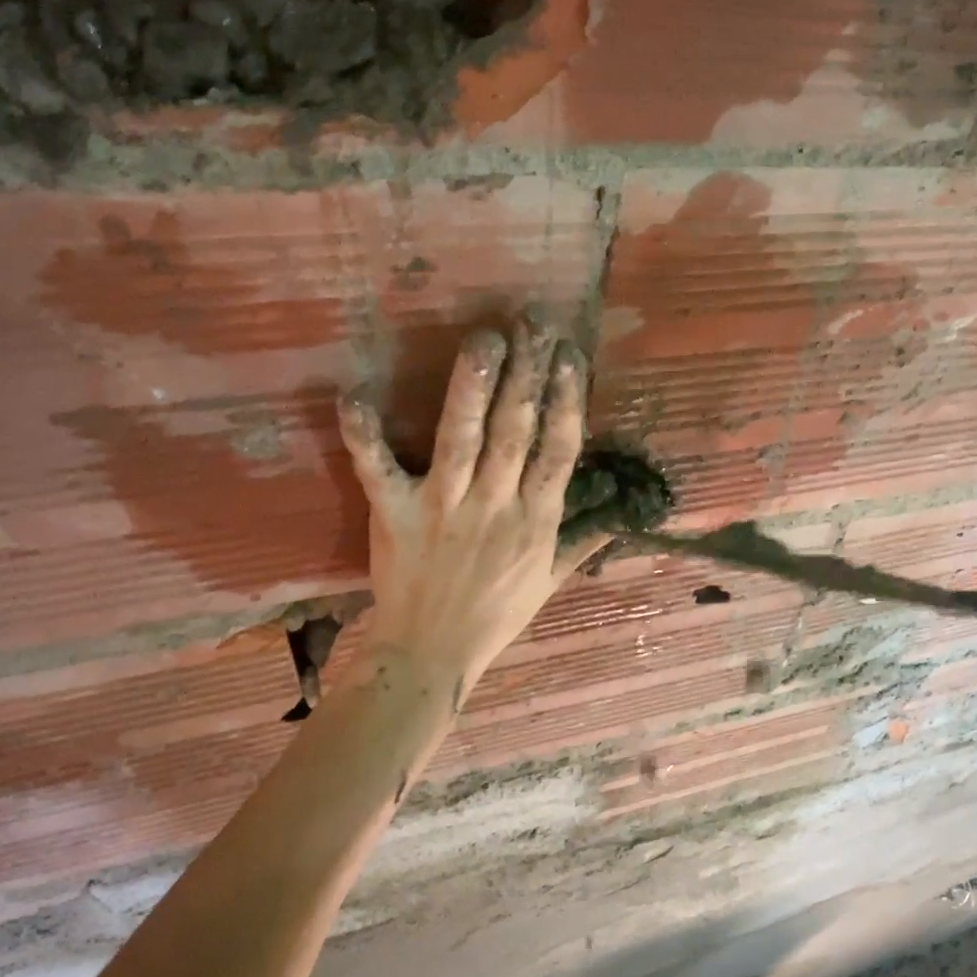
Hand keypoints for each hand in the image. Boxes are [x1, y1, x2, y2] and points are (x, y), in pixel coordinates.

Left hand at [337, 321, 610, 685]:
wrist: (430, 654)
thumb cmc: (494, 615)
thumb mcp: (550, 580)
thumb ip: (583, 541)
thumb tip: (622, 514)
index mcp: (535, 519)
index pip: (559, 450)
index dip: (567, 399)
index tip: (569, 354)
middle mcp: (495, 505)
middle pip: (515, 430)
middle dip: (525, 373)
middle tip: (529, 321)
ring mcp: (444, 508)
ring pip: (462, 439)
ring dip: (472, 387)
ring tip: (482, 340)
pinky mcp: (396, 515)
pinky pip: (378, 469)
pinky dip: (364, 434)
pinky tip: (354, 394)